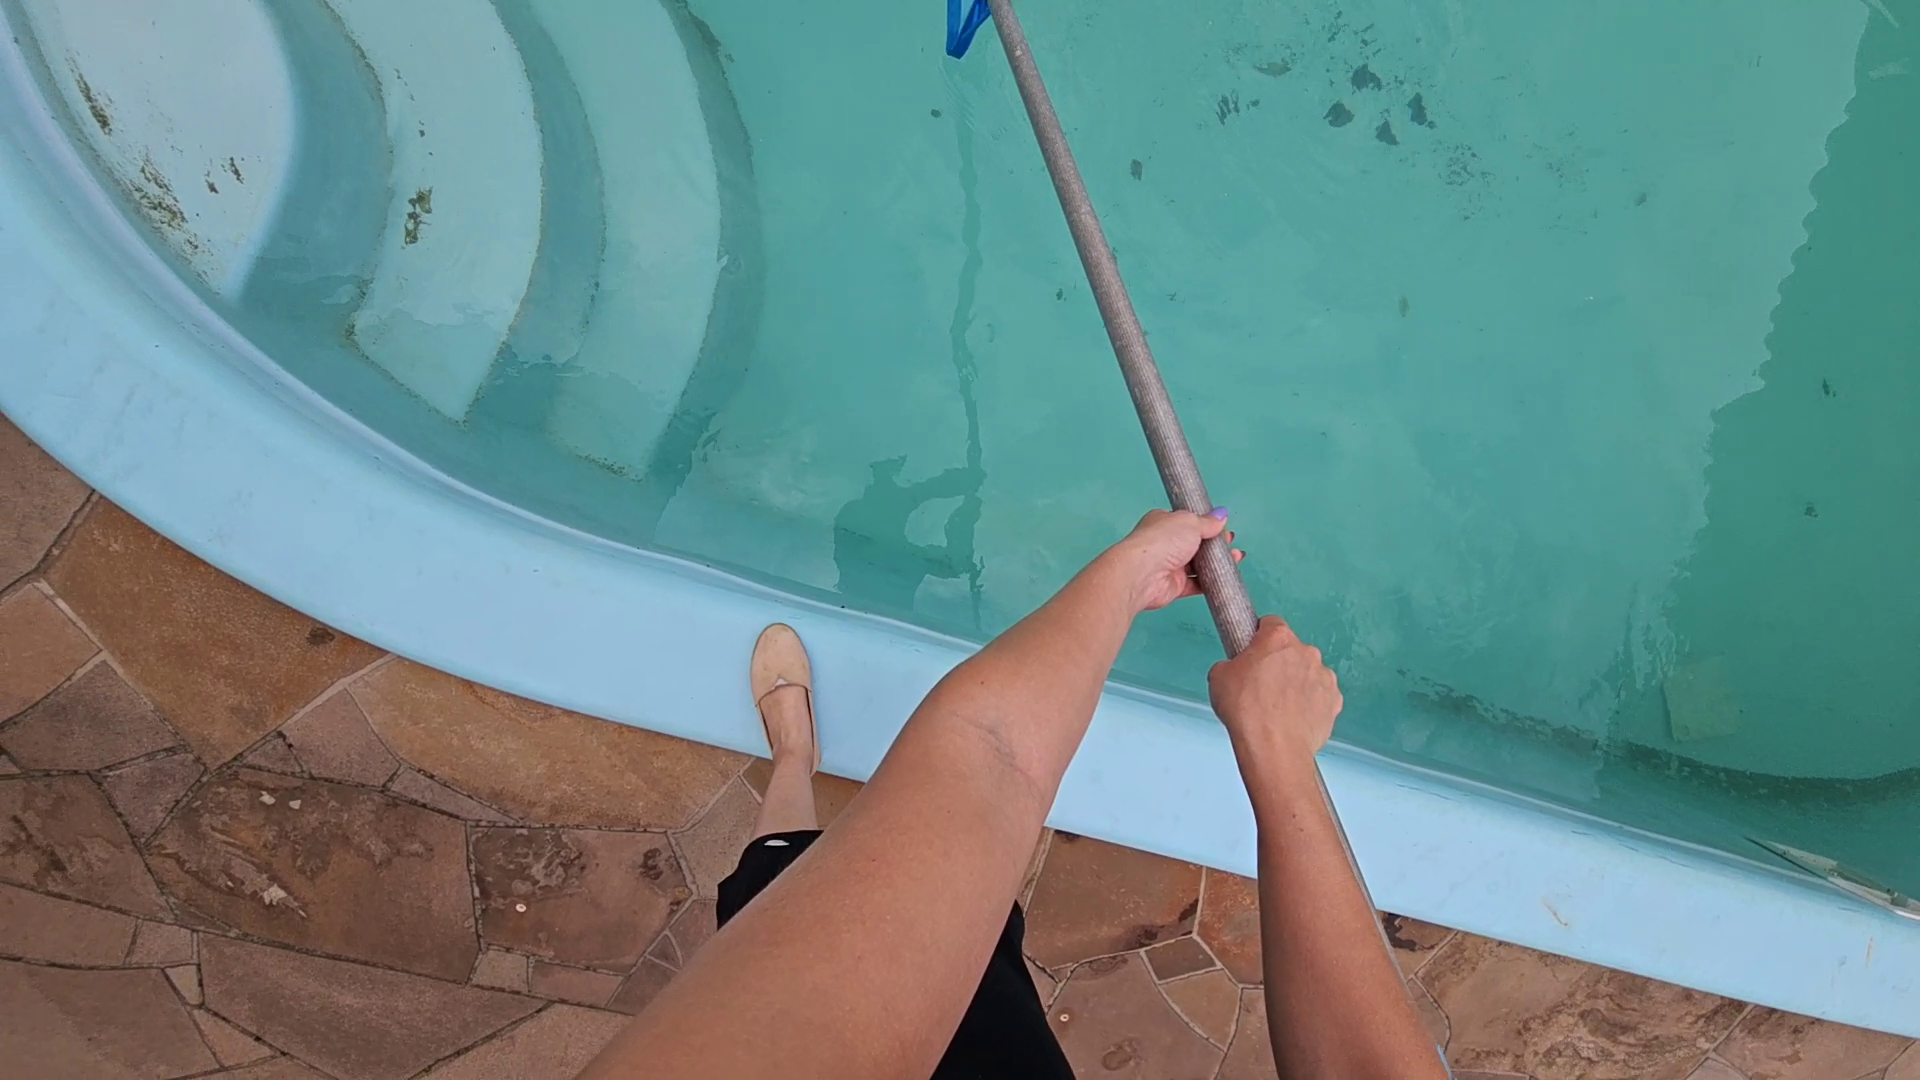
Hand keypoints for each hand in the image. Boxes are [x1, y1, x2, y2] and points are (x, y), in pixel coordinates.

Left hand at [1095, 509, 1243, 614]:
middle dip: (1214, 544)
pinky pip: (1196, 584)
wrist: (1143, 573)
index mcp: (1163, 523)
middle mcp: (1164, 544)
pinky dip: (1210, 582)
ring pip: (1198, 565)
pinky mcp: (1174, 586)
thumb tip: (1221, 515)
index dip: (1205, 524)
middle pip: (1194, 544)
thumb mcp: (1190, 522)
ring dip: (1216, 563)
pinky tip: (1225, 577)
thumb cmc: (1160, 541)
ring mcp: (1168, 565)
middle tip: (1230, 543)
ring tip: (1235, 558)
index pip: (1187, 522)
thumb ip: (1207, 521)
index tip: (1223, 526)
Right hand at [1208, 616, 1341, 768]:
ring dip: (1294, 682)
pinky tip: (1290, 716)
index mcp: (1278, 638)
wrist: (1273, 747)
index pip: (1270, 623)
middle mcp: (1306, 652)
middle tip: (1258, 682)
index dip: (1258, 637)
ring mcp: (1324, 677)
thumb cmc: (1247, 711)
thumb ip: (1231, 663)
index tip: (1252, 649)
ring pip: (1306, 672)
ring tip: (1274, 704)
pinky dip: (1308, 703)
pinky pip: (1319, 695)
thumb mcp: (1218, 675)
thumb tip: (1235, 670)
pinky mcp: (1334, 701)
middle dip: (1277, 661)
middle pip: (1290, 649)